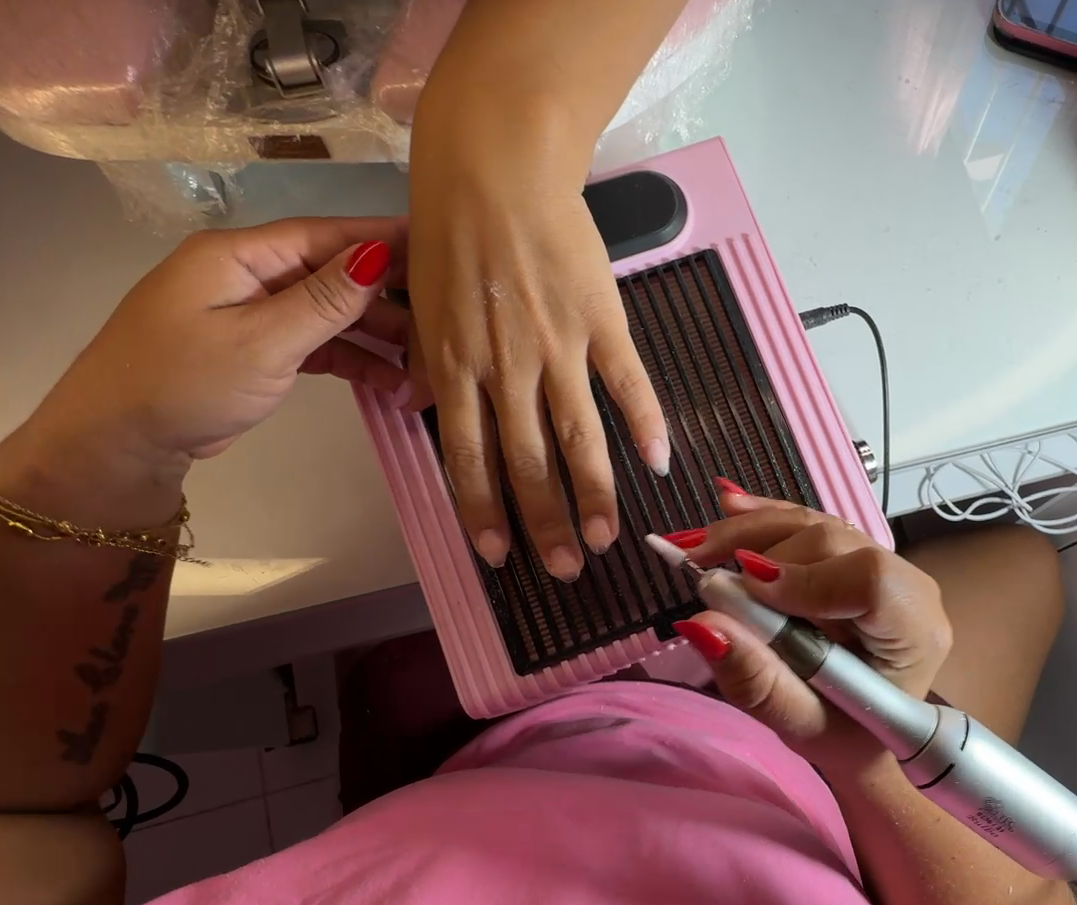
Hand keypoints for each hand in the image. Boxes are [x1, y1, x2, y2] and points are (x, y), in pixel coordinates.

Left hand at [0, 218, 410, 526]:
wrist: (120, 440)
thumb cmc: (184, 382)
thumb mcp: (263, 341)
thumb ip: (325, 300)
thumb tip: (378, 254)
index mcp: (240, 256)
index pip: (327, 235)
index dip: (384, 237)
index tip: (439, 243)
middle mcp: (251, 275)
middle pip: (336, 274)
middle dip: (391, 296)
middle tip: (447, 313)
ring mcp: (257, 313)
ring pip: (334, 313)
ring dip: (379, 338)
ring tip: (427, 363)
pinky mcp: (262, 349)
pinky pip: (322, 344)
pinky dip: (355, 360)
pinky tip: (393, 382)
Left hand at [407, 100, 668, 582]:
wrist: (495, 162)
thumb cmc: (447, 224)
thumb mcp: (416, 295)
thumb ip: (427, 359)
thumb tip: (424, 406)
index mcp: (453, 363)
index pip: (468, 455)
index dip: (482, 509)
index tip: (496, 555)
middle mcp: (505, 368)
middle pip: (526, 461)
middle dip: (543, 522)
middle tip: (563, 570)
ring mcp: (556, 346)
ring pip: (576, 436)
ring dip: (593, 494)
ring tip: (606, 539)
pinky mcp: (600, 320)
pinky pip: (625, 380)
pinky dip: (644, 421)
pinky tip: (659, 461)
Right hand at [670, 490, 953, 772]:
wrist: (866, 729)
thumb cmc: (846, 734)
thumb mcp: (802, 725)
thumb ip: (760, 682)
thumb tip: (705, 625)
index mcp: (913, 630)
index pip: (870, 578)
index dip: (804, 575)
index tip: (744, 586)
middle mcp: (905, 584)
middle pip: (833, 542)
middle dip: (759, 549)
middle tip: (695, 567)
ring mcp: (880, 562)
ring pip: (814, 524)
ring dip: (750, 529)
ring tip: (694, 543)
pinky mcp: (851, 554)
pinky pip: (808, 523)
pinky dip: (764, 517)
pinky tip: (729, 502)